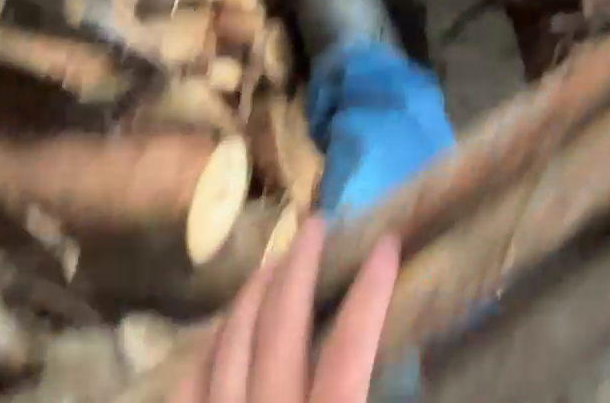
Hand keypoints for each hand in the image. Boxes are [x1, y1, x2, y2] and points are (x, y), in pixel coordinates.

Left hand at [176, 218, 399, 402]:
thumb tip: (422, 362)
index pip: (350, 345)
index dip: (370, 290)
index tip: (387, 243)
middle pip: (279, 329)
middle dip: (298, 266)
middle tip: (316, 224)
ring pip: (227, 348)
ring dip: (252, 296)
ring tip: (273, 264)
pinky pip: (188, 387)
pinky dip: (208, 347)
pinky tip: (224, 329)